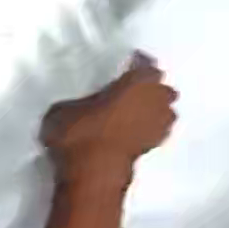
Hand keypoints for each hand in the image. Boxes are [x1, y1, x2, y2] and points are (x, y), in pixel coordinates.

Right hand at [42, 53, 177, 186]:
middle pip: (159, 85)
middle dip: (146, 87)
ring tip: (129, 112)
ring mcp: (166, 115)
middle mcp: (160, 95)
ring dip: (150, 106)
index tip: (131, 61)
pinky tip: (133, 129)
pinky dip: (149, 124)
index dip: (138, 62)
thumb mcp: (62, 110)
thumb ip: (81, 100)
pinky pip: (159, 124)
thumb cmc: (80, 131)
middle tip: (126, 92)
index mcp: (141, 82)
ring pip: (163, 104)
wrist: (96, 166)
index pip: (145, 64)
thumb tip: (84, 103)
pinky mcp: (163, 135)